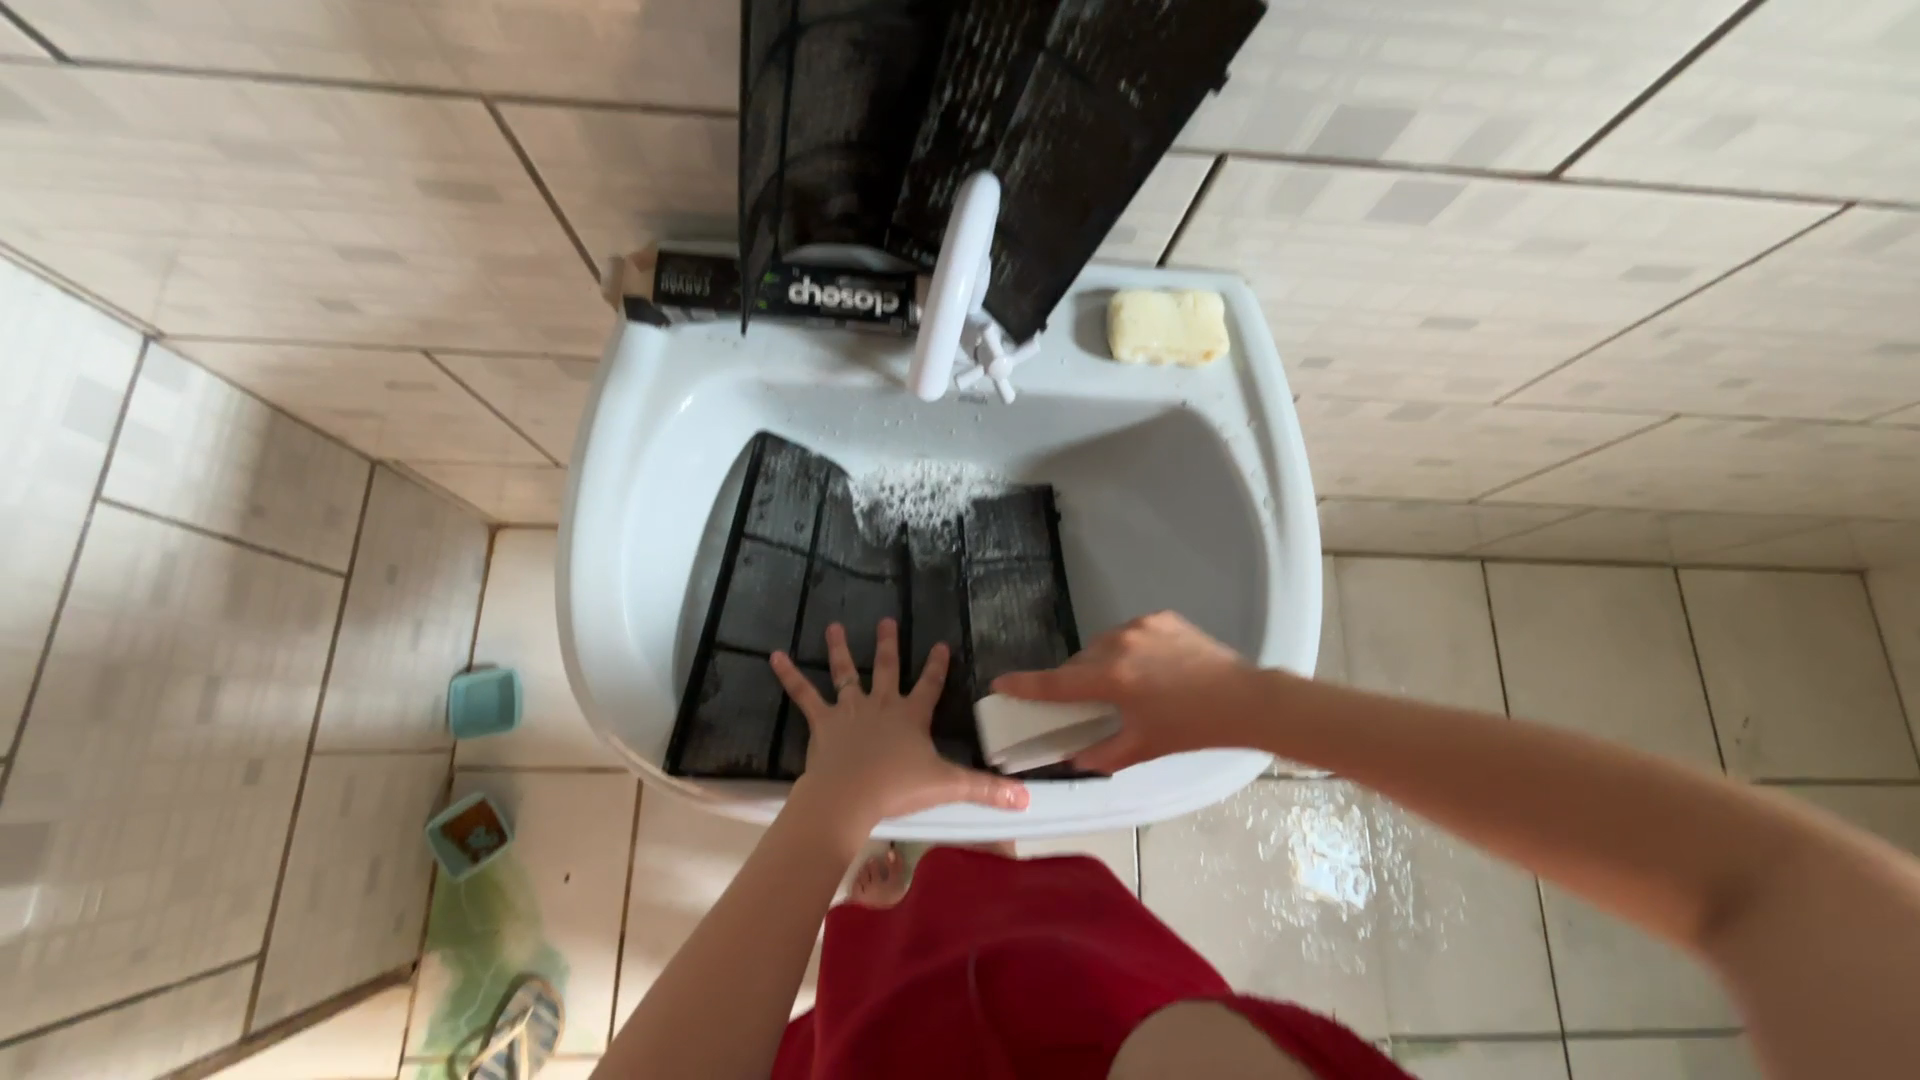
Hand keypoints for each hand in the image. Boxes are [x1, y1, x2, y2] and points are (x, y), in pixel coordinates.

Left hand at [770, 619, 1028, 835]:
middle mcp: (881, 705)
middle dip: (889, 644)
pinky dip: (788, 675)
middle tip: (887, 620)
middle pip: (887, 668)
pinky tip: (773, 656)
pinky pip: (803, 694)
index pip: (930, 685)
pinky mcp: (822, 722)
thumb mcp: (947, 786)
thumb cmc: (898, 788)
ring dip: (840, 649)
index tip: (941, 643)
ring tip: (835, 626)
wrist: (850, 796)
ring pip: (845, 673)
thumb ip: (985, 790)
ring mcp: (849, 710)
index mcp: (911, 716)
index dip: (936, 665)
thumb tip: (1026, 798)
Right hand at [992, 612, 1262, 772]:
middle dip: (1077, 681)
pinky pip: (1130, 634)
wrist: (1244, 700)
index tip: (999, 682)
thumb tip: (1072, 759)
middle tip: (1090, 702)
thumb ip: (1100, 754)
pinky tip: (1150, 668)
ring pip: (1103, 646)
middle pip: (1080, 663)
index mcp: (1113, 678)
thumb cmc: (1191, 728)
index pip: (1056, 683)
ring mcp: (1141, 626)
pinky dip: (1129, 650)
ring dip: (1104, 664)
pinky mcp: (1161, 617)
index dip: (1025, 685)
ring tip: (1128, 686)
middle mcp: (1120, 644)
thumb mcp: (1142, 747)